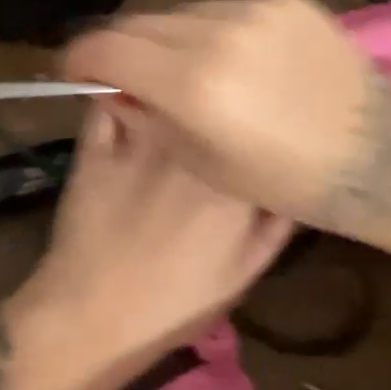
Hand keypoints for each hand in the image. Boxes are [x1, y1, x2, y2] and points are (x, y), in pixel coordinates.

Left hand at [3, 104, 291, 389]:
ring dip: (165, 78)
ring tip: (171, 77)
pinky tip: (126, 90)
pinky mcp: (94, 143)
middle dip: (213, 90)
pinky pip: (109, 100)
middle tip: (216, 89)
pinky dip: (119, 90)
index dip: (261, 116)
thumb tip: (295, 176)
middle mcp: (189, 149)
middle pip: (207, 98)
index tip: (261, 112)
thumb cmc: (178, 301)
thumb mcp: (247, 270)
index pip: (259, 126)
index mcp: (235, 181)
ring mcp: (137, 142)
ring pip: (157, 88)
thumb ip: (278, 219)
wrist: (97, 312)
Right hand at [63, 0, 376, 223]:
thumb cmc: (287, 179)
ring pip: (179, 13)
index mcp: (192, 84)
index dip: (79, 59)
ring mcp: (254, 11)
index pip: (105, 49)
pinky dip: (211, 31)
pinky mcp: (284, 1)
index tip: (75, 72)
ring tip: (185, 70)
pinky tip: (234, 61)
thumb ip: (143, 116)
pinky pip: (223, 9)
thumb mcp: (199, 162)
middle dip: (122, 48)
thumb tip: (110, 88)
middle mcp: (216, 34)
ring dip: (166, 38)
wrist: (386, 158)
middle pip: (136, 24)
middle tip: (127, 75)